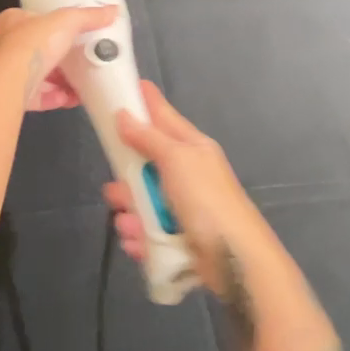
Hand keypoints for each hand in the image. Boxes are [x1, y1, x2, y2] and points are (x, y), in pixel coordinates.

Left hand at [0, 5, 117, 111]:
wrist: (10, 81)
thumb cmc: (34, 42)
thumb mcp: (67, 21)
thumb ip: (89, 16)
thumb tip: (114, 10)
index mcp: (11, 21)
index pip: (34, 22)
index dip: (54, 29)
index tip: (74, 38)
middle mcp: (1, 45)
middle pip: (35, 51)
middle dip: (59, 60)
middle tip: (81, 64)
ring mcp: (2, 73)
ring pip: (35, 76)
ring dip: (59, 82)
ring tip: (81, 86)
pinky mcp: (8, 97)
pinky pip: (34, 97)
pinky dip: (53, 98)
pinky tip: (71, 100)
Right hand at [105, 80, 268, 299]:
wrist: (236, 261)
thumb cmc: (207, 200)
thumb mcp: (177, 160)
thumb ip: (148, 137)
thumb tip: (123, 114)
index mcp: (191, 146)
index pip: (162, 114)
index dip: (143, 101)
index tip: (118, 89)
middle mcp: (187, 172)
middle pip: (146, 161)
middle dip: (126, 174)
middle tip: (113, 184)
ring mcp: (183, 205)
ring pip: (144, 199)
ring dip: (130, 210)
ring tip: (126, 221)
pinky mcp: (179, 235)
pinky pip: (149, 230)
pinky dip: (140, 236)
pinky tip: (136, 242)